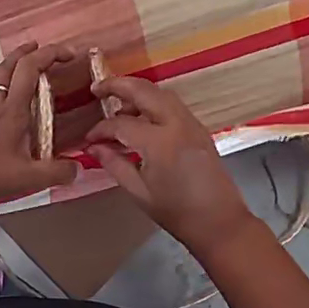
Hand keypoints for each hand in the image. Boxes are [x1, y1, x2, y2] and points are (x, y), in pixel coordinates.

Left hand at [0, 42, 80, 210]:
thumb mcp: (29, 178)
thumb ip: (58, 173)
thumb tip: (78, 168)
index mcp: (13, 111)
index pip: (30, 69)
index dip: (50, 54)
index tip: (70, 53)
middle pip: (9, 67)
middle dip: (27, 52)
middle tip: (42, 47)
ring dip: (15, 69)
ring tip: (30, 72)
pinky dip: (9, 93)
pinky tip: (17, 110)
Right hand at [83, 76, 252, 257]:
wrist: (219, 222)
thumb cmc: (176, 212)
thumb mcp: (139, 191)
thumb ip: (114, 164)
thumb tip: (94, 148)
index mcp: (159, 142)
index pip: (121, 124)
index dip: (101, 130)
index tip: (89, 139)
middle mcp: (176, 124)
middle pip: (143, 91)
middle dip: (118, 86)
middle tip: (97, 89)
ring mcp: (191, 123)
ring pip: (161, 94)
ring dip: (138, 93)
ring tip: (118, 106)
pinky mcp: (199, 129)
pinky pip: (173, 105)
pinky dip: (154, 103)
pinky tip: (142, 119)